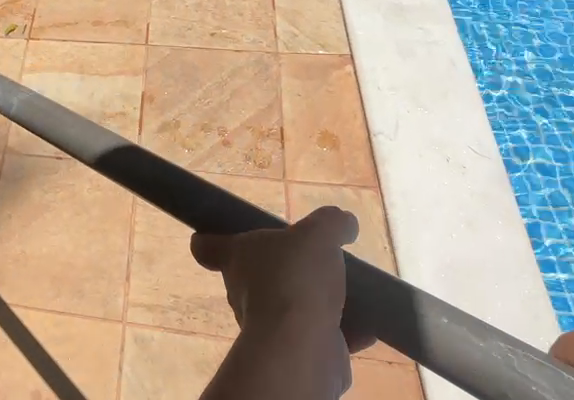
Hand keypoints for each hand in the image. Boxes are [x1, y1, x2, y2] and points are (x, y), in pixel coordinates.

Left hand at [190, 206, 354, 329]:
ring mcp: (268, 325)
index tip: (211, 234)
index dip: (209, 238)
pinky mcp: (296, 352)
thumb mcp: (317, 234)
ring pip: (289, 307)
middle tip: (313, 261)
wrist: (302, 344)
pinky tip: (367, 325)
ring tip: (347, 292)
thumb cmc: (296, 277)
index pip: (207, 245)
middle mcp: (244, 290)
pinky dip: (343, 331)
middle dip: (284, 270)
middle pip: (255, 275)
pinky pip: (320, 336)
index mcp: (236, 256)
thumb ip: (330, 223)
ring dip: (316, 302)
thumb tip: (344, 221)